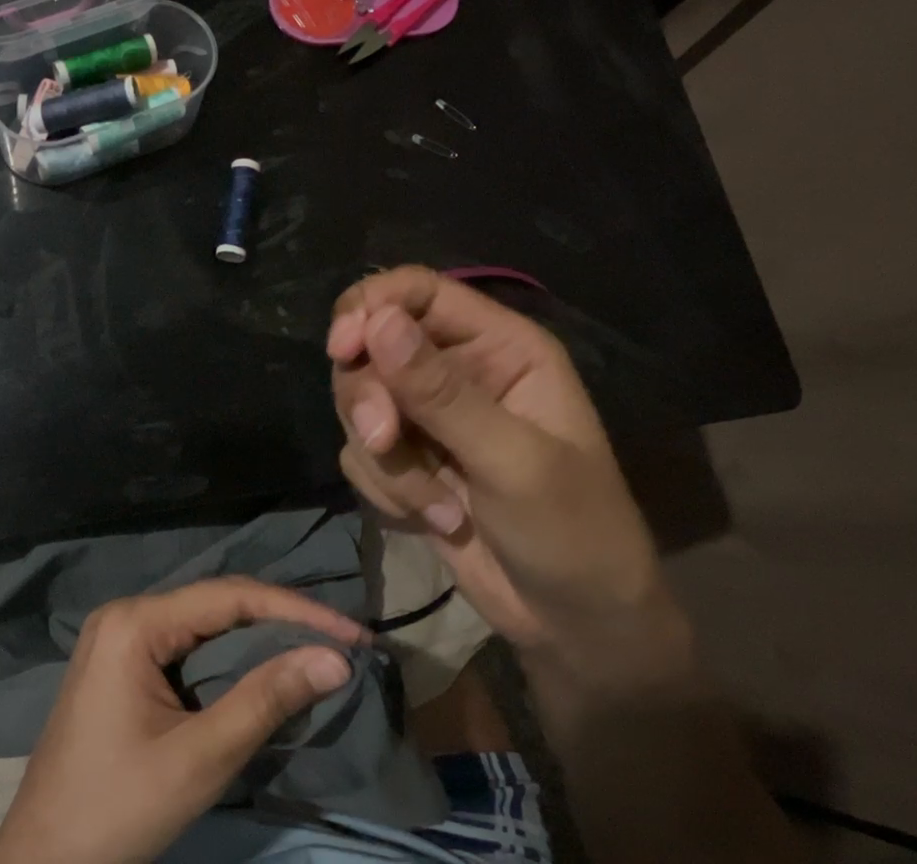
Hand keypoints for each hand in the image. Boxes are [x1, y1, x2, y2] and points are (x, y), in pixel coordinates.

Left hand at [0, 577, 364, 863]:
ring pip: (205, 625)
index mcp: (135, 623)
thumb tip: (335, 658)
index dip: (298, 611)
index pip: (230, 597)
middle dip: (283, 621)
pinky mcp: (123, 666)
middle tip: (346, 642)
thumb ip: (265, 700)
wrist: (46, 856)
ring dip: (261, 639)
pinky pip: (187, 648)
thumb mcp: (200, 756)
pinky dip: (231, 658)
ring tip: (319, 652)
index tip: (355, 634)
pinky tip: (267, 669)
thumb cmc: (119, 805)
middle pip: (218, 604)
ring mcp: (120, 639)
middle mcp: (126, 616)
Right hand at [326, 267, 690, 688]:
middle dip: (370, 400)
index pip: (417, 292)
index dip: (371, 308)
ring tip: (440, 507)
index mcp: (501, 348)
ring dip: (387, 460)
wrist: (573, 624)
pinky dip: (387, 489)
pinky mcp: (407, 462)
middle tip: (388, 440)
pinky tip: (436, 519)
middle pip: (372, 347)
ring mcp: (429, 419)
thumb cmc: (572, 532)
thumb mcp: (512, 459)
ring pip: (358, 404)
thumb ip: (440, 391)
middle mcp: (459, 371)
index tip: (343, 350)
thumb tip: (376, 320)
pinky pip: (359, 454)